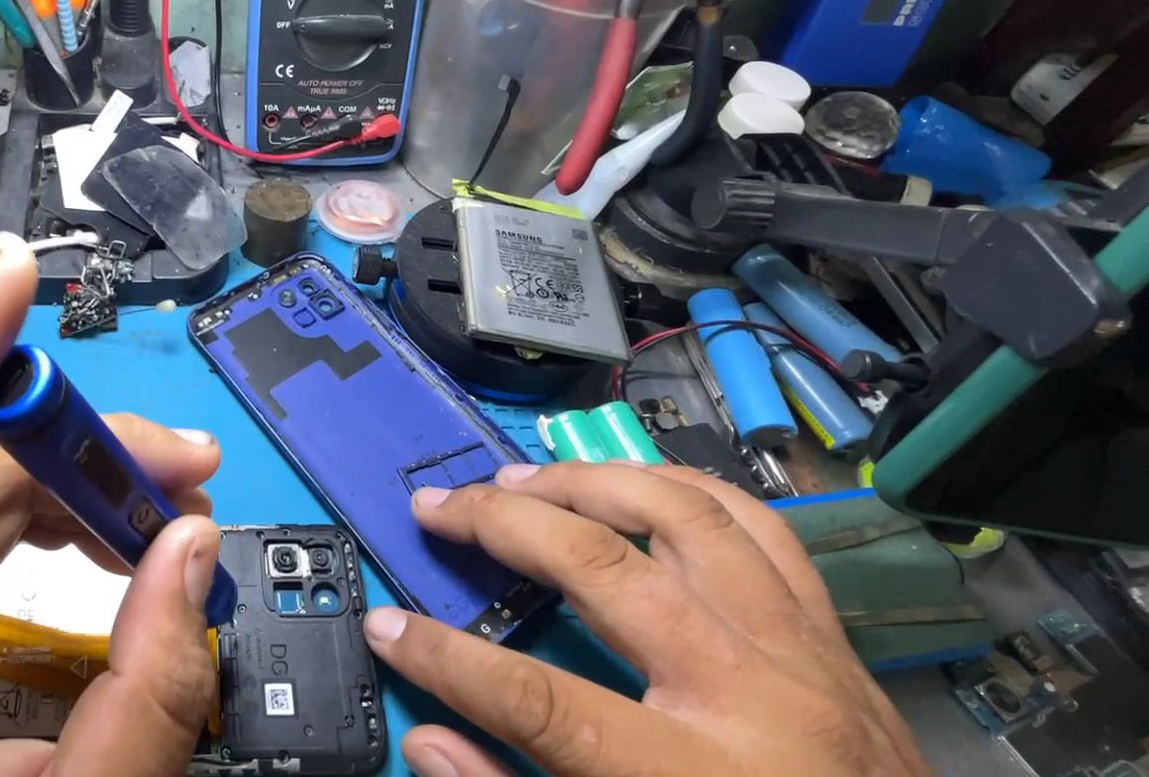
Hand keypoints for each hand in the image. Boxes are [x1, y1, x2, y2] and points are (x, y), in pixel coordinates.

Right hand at [364, 462, 930, 776]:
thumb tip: (429, 741)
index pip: (539, 702)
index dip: (446, 659)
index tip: (387, 627)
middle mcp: (755, 695)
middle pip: (602, 566)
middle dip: (501, 523)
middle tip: (438, 506)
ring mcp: (803, 654)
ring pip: (683, 515)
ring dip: (586, 480)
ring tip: (520, 477)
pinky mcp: (832, 638)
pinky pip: (757, 526)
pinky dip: (683, 487)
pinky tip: (630, 480)